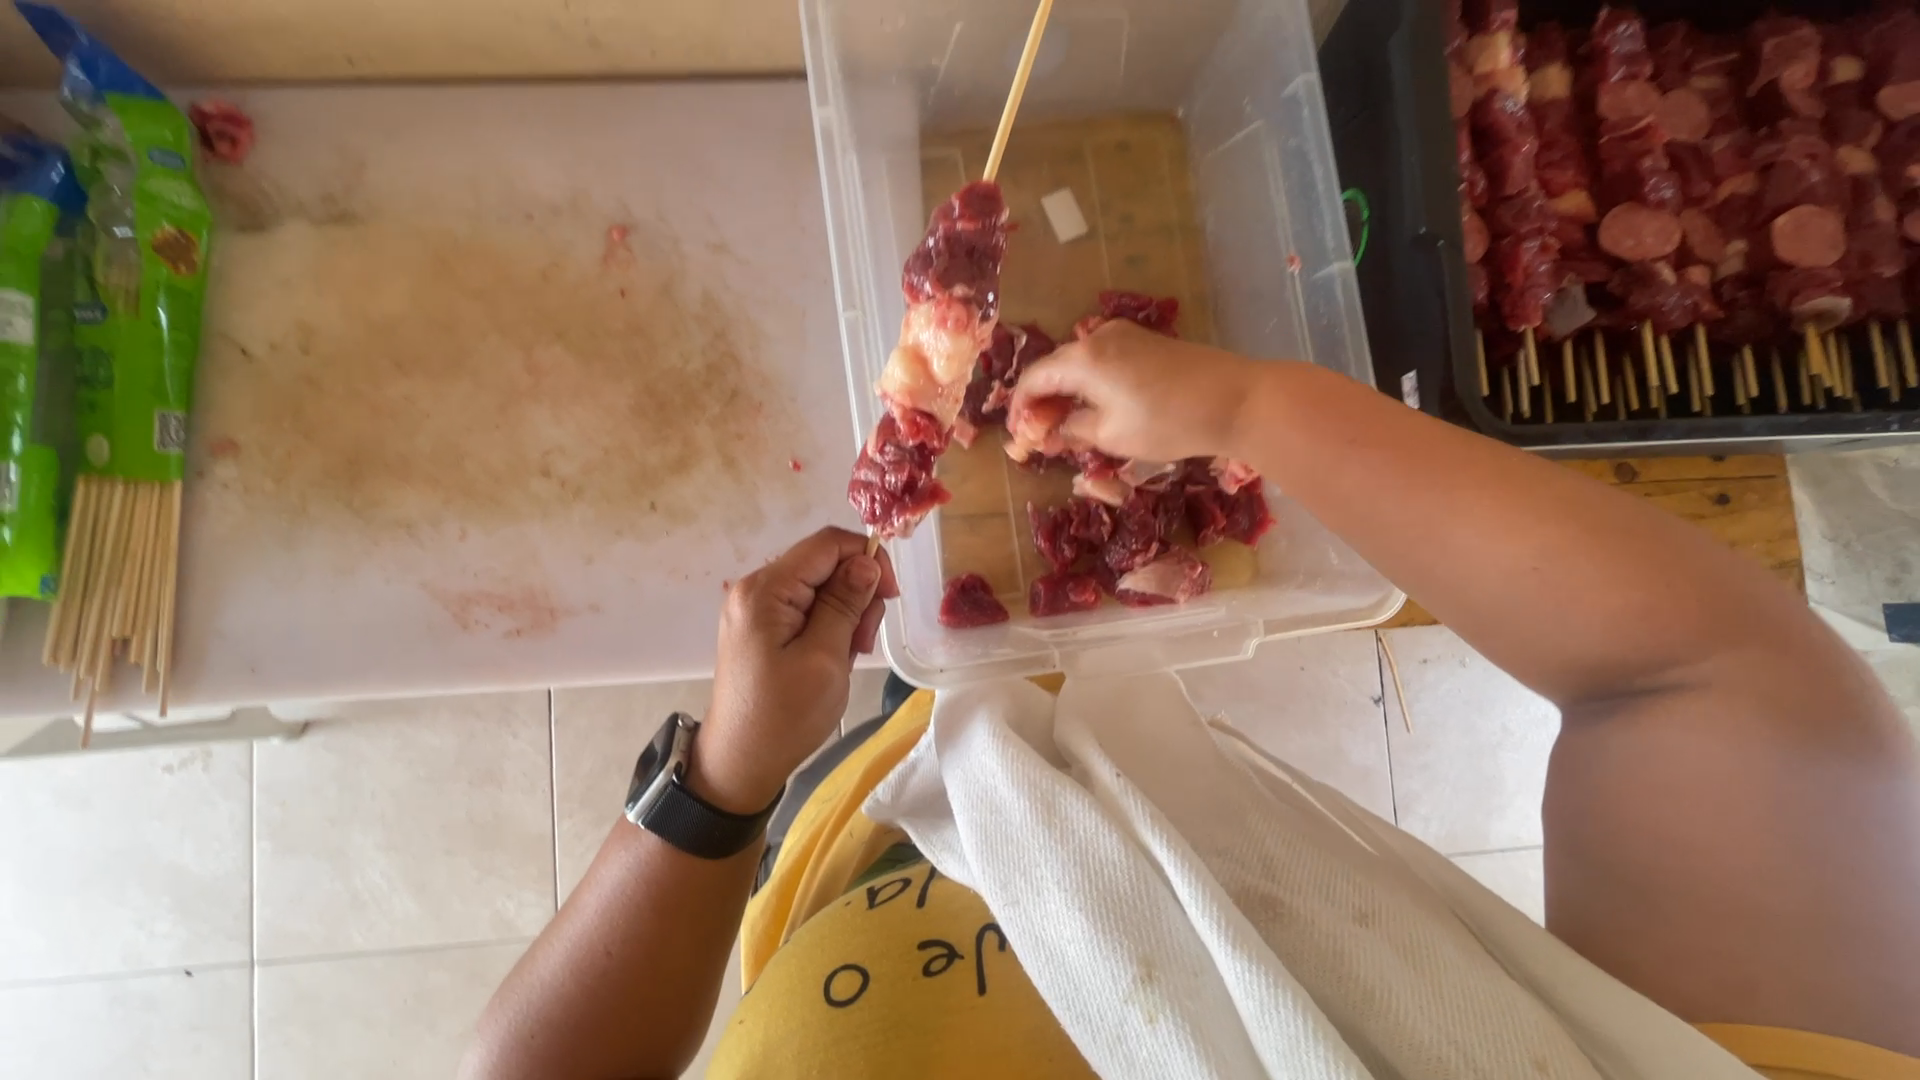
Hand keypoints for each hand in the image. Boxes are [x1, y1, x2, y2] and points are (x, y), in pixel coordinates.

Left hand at [695, 527, 899, 813]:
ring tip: (849, 655)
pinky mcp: (761, 626)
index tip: (891, 596)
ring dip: (845, 612)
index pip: (827, 544)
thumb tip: (866, 559)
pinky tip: (833, 655)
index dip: (866, 558)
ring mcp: (756, 608)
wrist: (739, 765)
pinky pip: (806, 607)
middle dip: (856, 592)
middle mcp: (755, 588)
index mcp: (765, 590)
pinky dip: (828, 624)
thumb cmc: (784, 716)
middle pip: (824, 563)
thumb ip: (845, 603)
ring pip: (819, 586)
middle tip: (864, 641)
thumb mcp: (825, 658)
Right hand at [1008, 320, 1269, 462]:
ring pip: (1077, 364)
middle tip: (1039, 436)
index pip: (1034, 379)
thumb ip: (1072, 431)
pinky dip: (1088, 384)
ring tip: (1065, 427)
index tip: (1018, 436)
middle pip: (1054, 368)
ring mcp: (1124, 335)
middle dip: (1042, 402)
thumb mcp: (1112, 436)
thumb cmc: (1168, 423)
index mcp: (1083, 359)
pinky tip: (1093, 408)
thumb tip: (1048, 434)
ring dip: (1066, 393)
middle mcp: (1097, 337)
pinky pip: (1101, 361)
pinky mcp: (1144, 342)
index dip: (1020, 409)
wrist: (1236, 400)